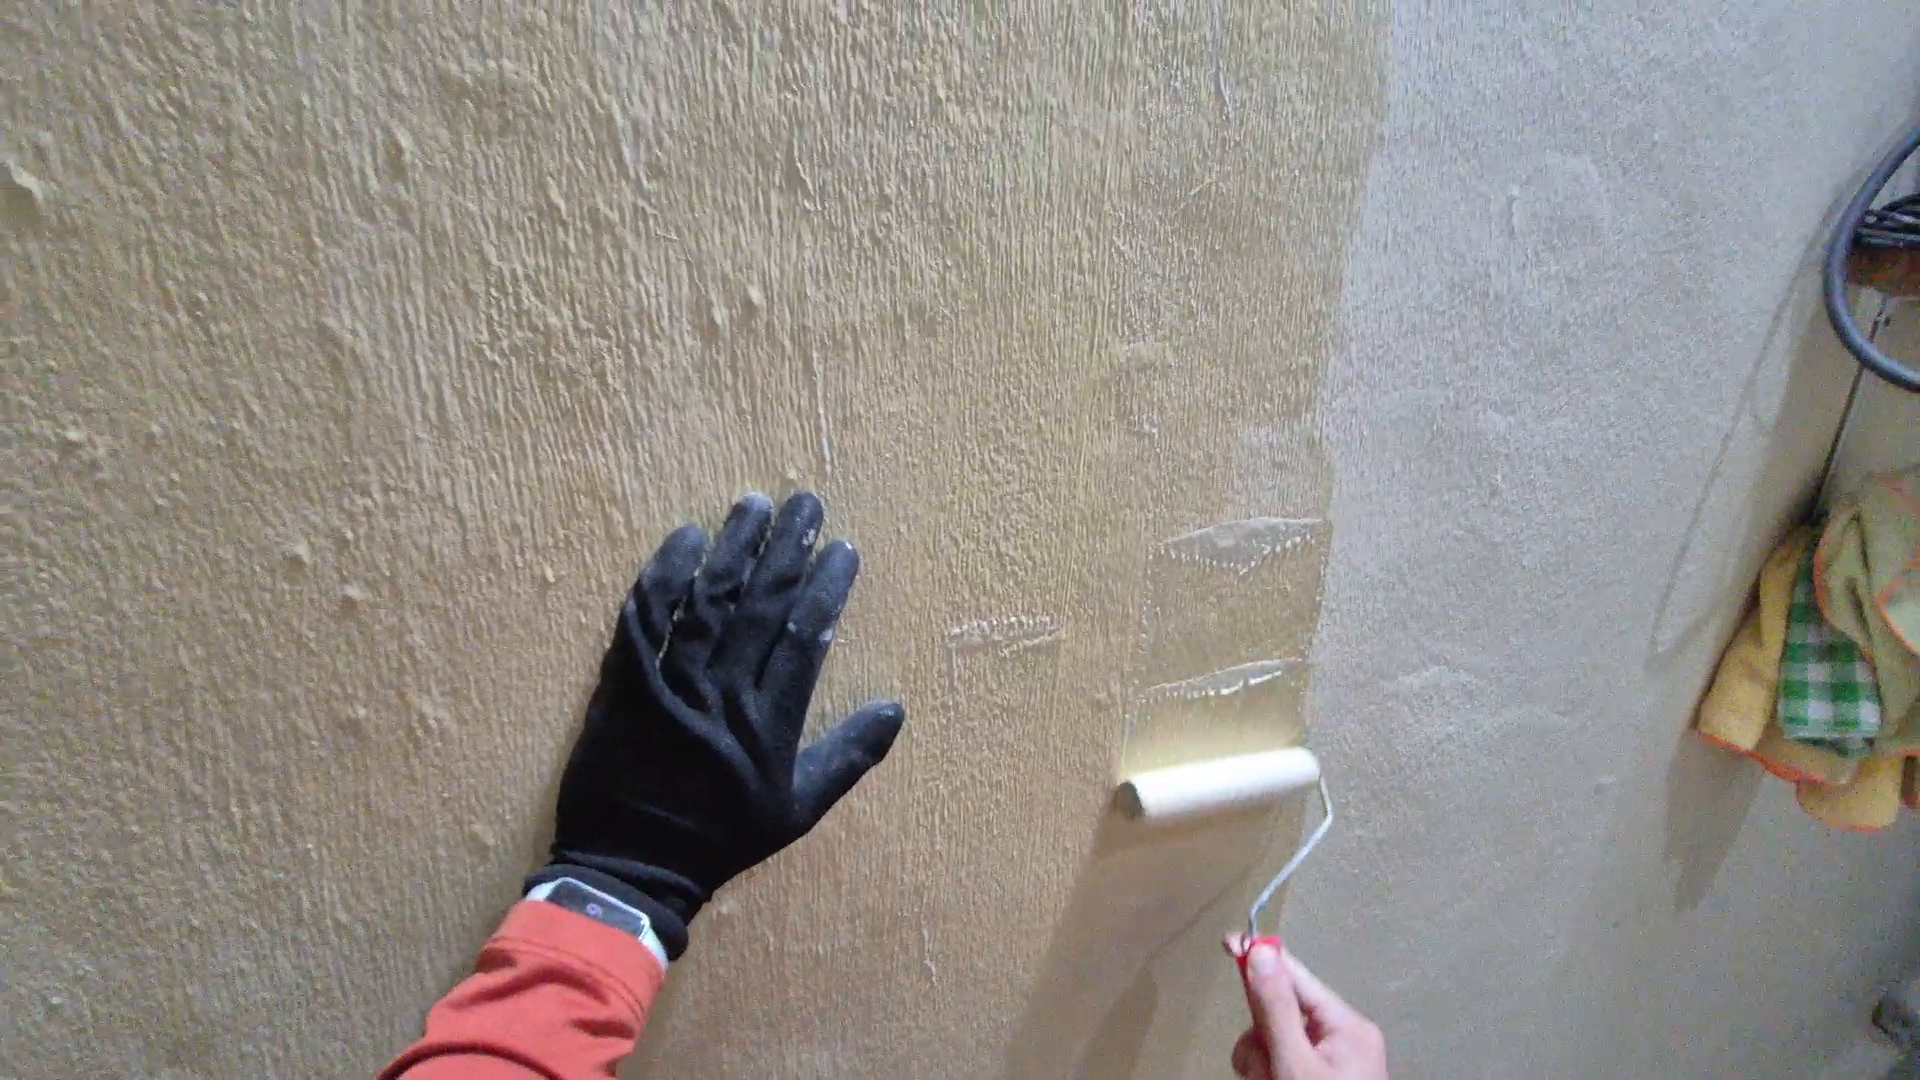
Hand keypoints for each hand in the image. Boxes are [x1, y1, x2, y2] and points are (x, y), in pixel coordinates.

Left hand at [529, 492, 905, 958]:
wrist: (629, 867)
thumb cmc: (723, 837)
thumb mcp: (799, 809)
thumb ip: (849, 756)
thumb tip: (896, 707)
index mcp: (771, 721)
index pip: (805, 636)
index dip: (826, 587)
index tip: (842, 548)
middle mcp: (726, 690)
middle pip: (761, 604)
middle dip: (787, 548)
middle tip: (806, 502)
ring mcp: (671, 681)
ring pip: (708, 599)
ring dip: (734, 547)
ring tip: (755, 504)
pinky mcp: (625, 679)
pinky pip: (644, 617)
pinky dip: (664, 575)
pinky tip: (685, 538)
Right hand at [1226, 935, 1387, 1079]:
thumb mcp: (1295, 1066)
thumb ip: (1275, 1008)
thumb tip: (1259, 950)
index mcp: (1346, 1025)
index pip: (1294, 973)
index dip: (1259, 958)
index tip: (1226, 944)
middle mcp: (1340, 1037)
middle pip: (1278, 1007)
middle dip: (1259, 1035)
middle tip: (1259, 1069)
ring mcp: (1328, 1061)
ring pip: (1271, 1036)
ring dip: (1258, 1061)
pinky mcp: (1314, 1078)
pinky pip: (1276, 1058)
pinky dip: (1264, 1072)